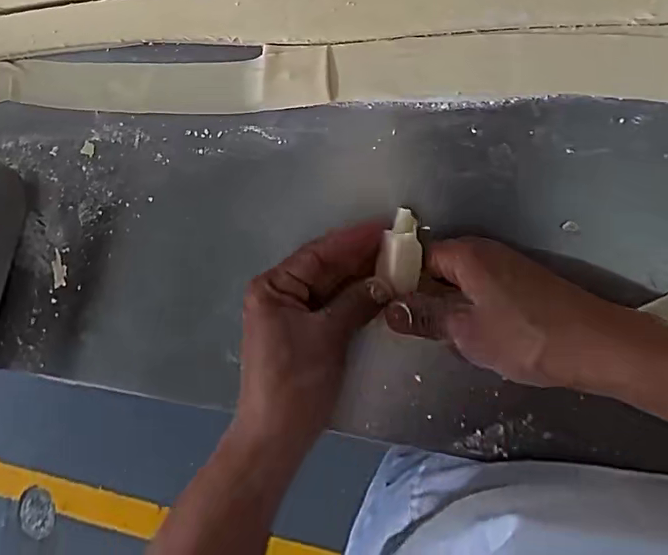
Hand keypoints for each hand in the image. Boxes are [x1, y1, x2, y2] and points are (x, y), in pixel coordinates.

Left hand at [233, 221, 391, 451]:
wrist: (274, 440)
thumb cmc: (296, 383)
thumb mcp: (328, 336)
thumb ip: (356, 302)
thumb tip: (384, 281)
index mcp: (273, 286)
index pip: (317, 254)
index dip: (352, 240)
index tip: (383, 228)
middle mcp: (277, 293)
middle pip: (323, 268)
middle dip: (357, 257)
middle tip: (395, 245)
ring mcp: (288, 314)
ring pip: (328, 286)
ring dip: (357, 277)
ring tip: (392, 262)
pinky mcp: (299, 333)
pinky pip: (328, 306)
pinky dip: (351, 299)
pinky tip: (376, 291)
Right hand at [385, 237, 644, 389]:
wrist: (597, 345)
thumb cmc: (526, 337)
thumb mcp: (467, 334)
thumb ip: (425, 319)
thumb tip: (390, 308)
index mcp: (465, 253)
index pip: (417, 257)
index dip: (402, 282)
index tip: (390, 310)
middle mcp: (483, 249)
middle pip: (439, 267)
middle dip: (427, 297)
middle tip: (419, 332)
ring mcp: (506, 264)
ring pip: (462, 281)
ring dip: (452, 307)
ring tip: (450, 339)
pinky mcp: (523, 282)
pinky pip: (483, 289)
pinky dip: (475, 309)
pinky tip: (481, 338)